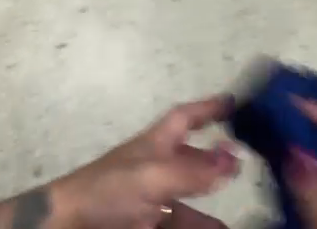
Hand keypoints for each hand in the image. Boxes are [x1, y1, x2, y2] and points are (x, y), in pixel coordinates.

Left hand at [47, 95, 240, 228]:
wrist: (73, 223)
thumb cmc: (108, 190)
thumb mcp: (152, 176)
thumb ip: (192, 171)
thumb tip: (233, 158)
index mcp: (154, 145)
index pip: (185, 118)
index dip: (207, 107)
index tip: (233, 100)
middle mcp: (156, 167)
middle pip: (192, 160)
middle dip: (216, 163)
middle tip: (244, 168)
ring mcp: (151, 198)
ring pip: (189, 202)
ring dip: (210, 213)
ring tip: (236, 223)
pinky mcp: (146, 222)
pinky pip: (178, 223)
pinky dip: (197, 226)